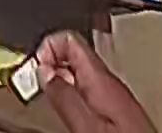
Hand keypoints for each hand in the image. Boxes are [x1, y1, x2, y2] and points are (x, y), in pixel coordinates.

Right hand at [36, 31, 156, 132]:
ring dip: (66, 84)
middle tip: (44, 87)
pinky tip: (78, 117)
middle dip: (54, 67)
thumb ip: (62, 93)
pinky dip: (79, 98)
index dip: (47, 48)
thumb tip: (42, 70)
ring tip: (59, 103)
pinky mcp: (124, 113)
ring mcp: (120, 98)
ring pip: (83, 75)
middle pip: (75, 55)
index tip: (37, 68)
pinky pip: (94, 92)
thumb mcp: (86, 124)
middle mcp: (113, 82)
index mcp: (102, 78)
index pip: (68, 37)